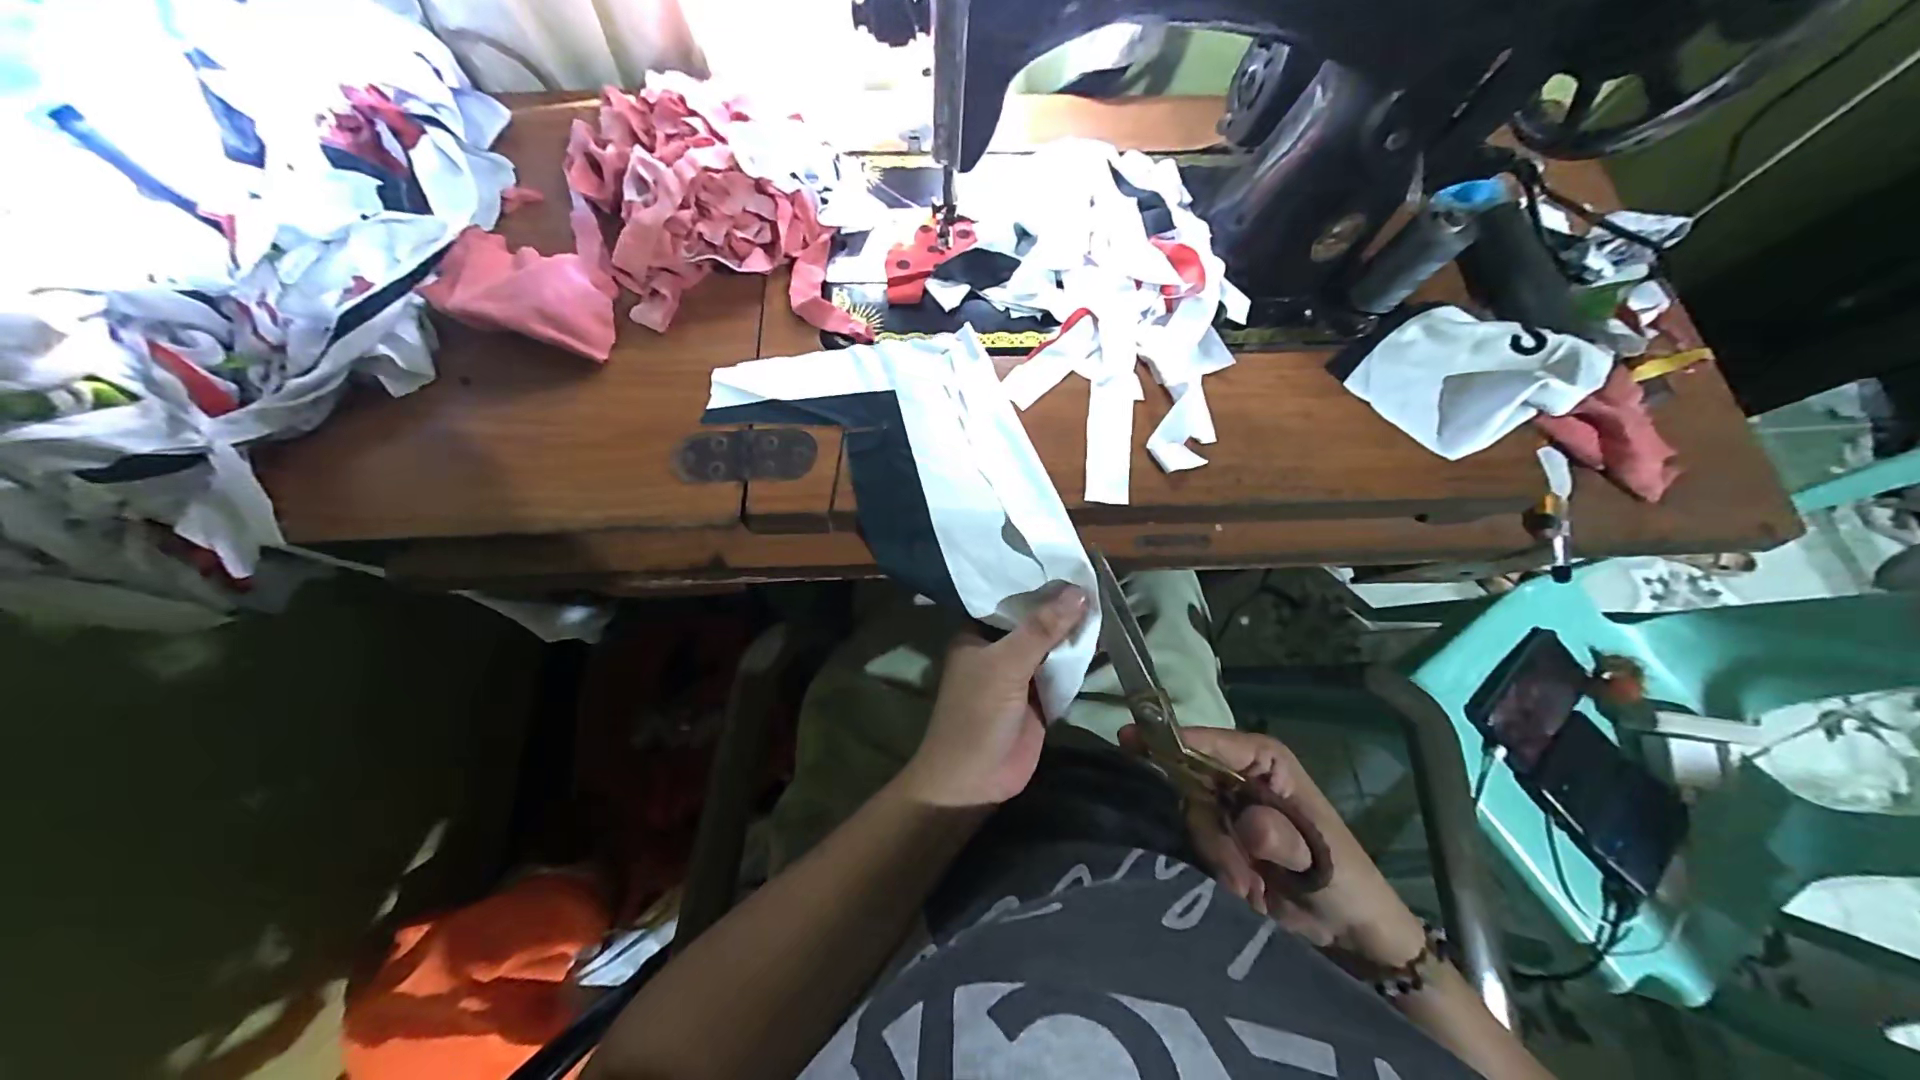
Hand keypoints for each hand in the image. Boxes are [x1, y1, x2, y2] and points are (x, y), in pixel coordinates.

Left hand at [896, 584, 1088, 807]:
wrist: (975, 781)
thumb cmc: (977, 715)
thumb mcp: (1006, 665)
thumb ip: (1042, 629)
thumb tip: (1079, 591)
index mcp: (977, 633)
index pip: (1009, 597)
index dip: (1037, 580)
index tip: (1069, 558)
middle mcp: (997, 648)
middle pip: (1034, 620)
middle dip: (1061, 604)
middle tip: (1097, 575)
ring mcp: (1019, 673)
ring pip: (1050, 644)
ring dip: (1073, 630)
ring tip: (1107, 597)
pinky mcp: (1038, 696)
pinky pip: (1062, 669)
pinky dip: (1079, 658)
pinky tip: (1104, 637)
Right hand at [1119, 725, 1427, 966]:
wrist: (1346, 930)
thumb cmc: (1343, 879)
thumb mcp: (1319, 859)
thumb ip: (1282, 836)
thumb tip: (1249, 822)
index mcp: (1266, 761)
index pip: (1212, 742)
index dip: (1174, 740)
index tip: (1133, 739)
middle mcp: (1238, 775)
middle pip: (1190, 777)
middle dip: (1206, 826)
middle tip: (1234, 867)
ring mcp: (1224, 805)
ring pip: (1191, 815)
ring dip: (1216, 854)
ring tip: (1249, 885)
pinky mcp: (1216, 835)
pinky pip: (1194, 841)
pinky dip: (1214, 866)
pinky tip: (1243, 887)